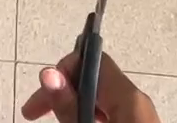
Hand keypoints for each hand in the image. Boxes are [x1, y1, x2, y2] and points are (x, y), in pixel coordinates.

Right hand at [20, 49, 159, 122]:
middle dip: (63, 93)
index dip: (64, 70)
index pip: (93, 60)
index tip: (43, 95)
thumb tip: (48, 73)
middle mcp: (139, 104)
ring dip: (75, 109)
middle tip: (33, 113)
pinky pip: (113, 119)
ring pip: (102, 103)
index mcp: (129, 98)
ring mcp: (143, 120)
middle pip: (95, 82)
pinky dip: (91, 121)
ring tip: (56, 122)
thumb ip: (69, 108)